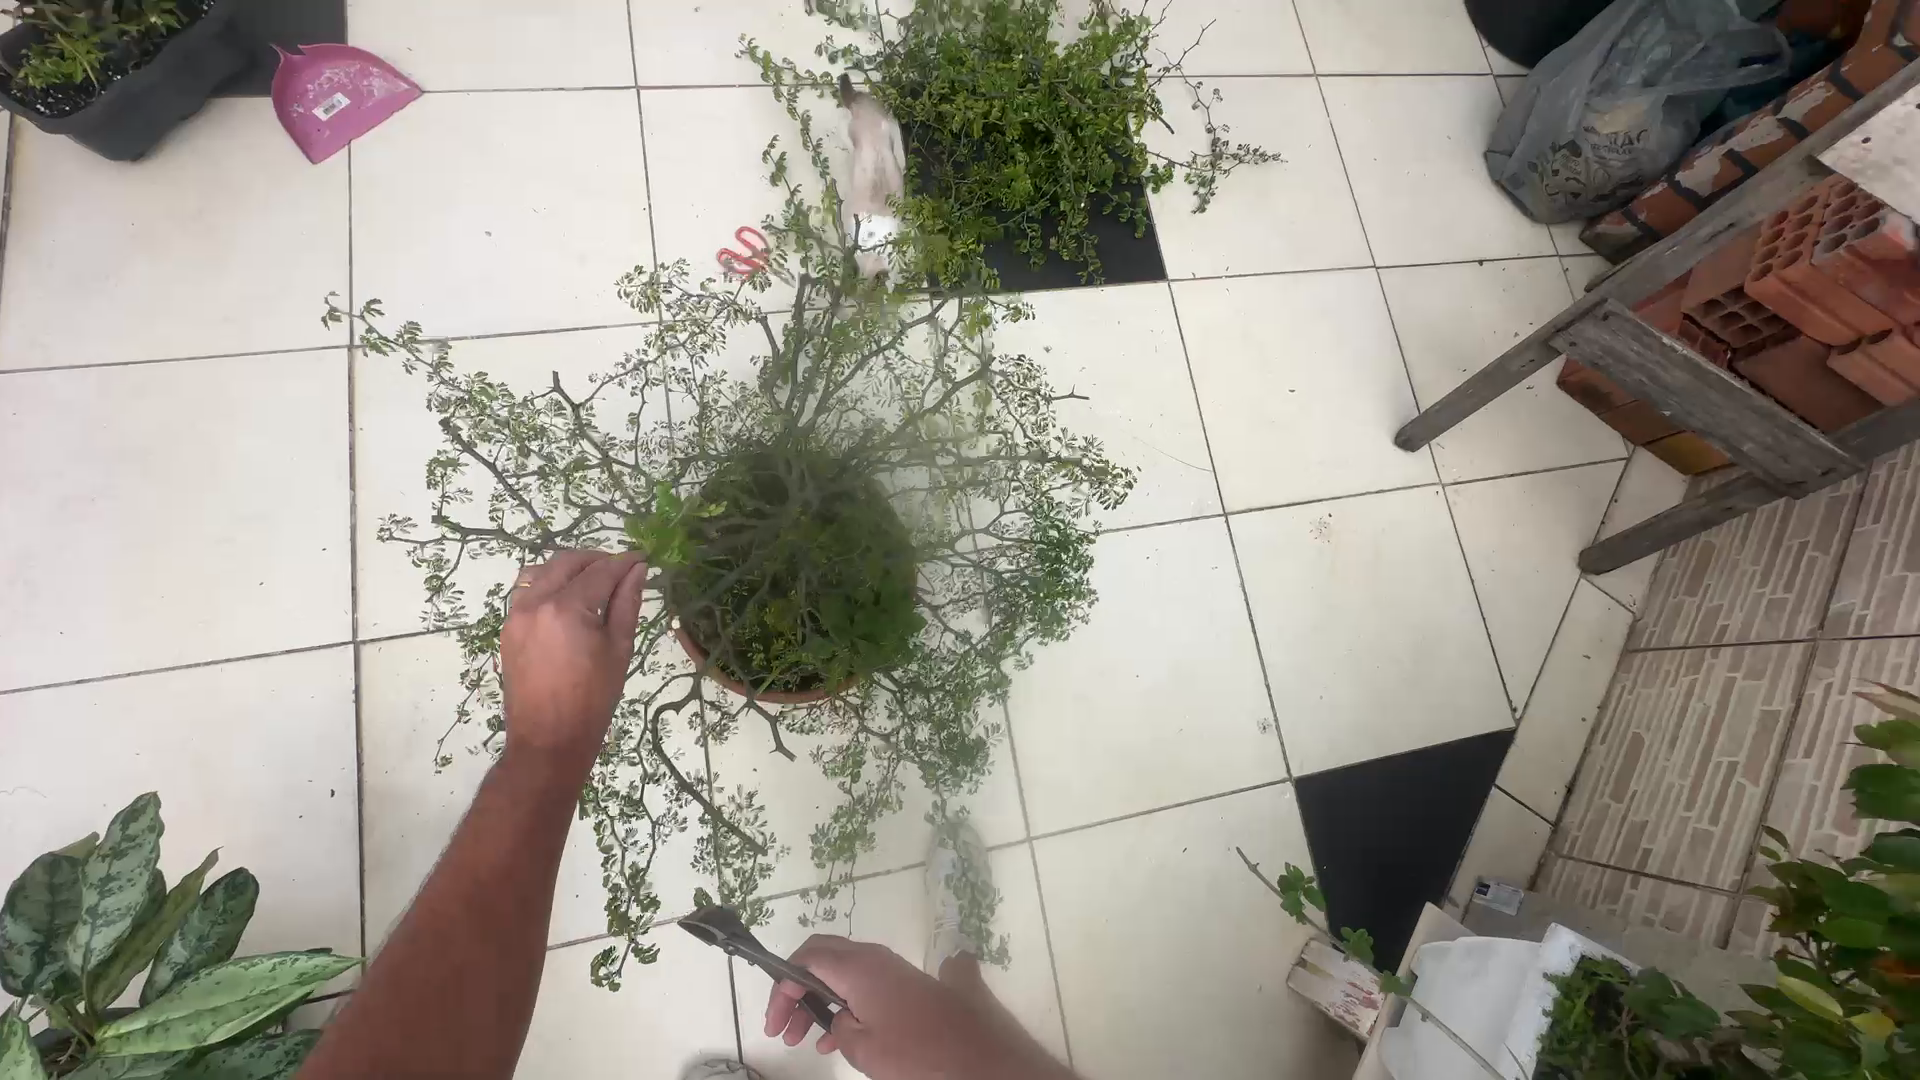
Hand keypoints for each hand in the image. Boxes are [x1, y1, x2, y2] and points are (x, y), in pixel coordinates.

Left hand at [499, 550, 646, 778]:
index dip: (625, 562)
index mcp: (567, 609)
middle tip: (623, 568)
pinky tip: (571, 599)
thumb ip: (627, 603)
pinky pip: (527, 591)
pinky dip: (550, 584)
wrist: (549, 737)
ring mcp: (516, 615)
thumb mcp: (619, 647)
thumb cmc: (593, 697)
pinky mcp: (508, 628)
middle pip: (567, 562)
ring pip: (542, 571)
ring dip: (570, 568)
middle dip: (597, 559)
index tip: (644, 558)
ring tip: (595, 580)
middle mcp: (536, 603)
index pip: (601, 571)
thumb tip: (639, 571)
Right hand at [764, 936, 1069, 1079]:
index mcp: (860, 966)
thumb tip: (836, 1018)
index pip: (809, 955)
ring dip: (820, 997)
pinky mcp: (909, 983)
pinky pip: (866, 982)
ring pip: (844, 971)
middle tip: (782, 1028)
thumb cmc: (917, 1052)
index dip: (784, 983)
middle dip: (797, 988)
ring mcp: (894, 968)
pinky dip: (845, 1001)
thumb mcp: (865, 1048)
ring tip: (802, 1037)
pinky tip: (836, 1036)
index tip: (774, 1020)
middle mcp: (876, 957)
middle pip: (824, 956)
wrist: (978, 1055)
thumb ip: (840, 1027)